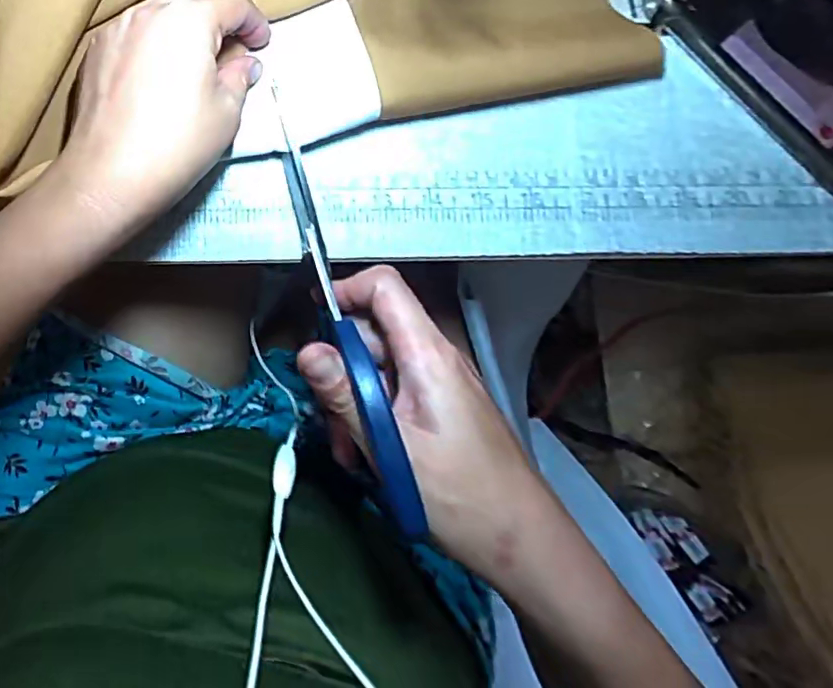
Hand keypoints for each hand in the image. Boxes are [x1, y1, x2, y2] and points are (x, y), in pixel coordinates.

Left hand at [46, 0, 269, 238]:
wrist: (107, 176)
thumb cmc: (175, 146)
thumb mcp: (226, 113)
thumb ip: (238, 77)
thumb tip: (244, 63)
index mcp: (188, 20)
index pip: (232, 3)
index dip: (254, 21)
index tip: (261, 43)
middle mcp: (148, 13)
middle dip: (215, 12)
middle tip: (226, 47)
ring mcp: (115, 29)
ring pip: (156, 8)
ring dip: (179, 23)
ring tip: (188, 60)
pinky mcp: (93, 52)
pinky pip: (130, 30)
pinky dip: (150, 39)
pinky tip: (154, 73)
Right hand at [297, 266, 551, 578]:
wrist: (526, 546)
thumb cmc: (464, 497)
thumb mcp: (392, 445)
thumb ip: (344, 395)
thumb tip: (307, 351)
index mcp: (427, 354)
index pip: (384, 287)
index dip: (345, 290)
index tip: (315, 318)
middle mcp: (433, 358)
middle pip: (370, 332)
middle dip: (339, 369)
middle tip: (331, 418)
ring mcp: (437, 383)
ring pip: (375, 367)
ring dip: (352, 402)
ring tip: (351, 450)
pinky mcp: (437, 406)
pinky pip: (391, 393)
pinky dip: (372, 416)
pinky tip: (369, 455)